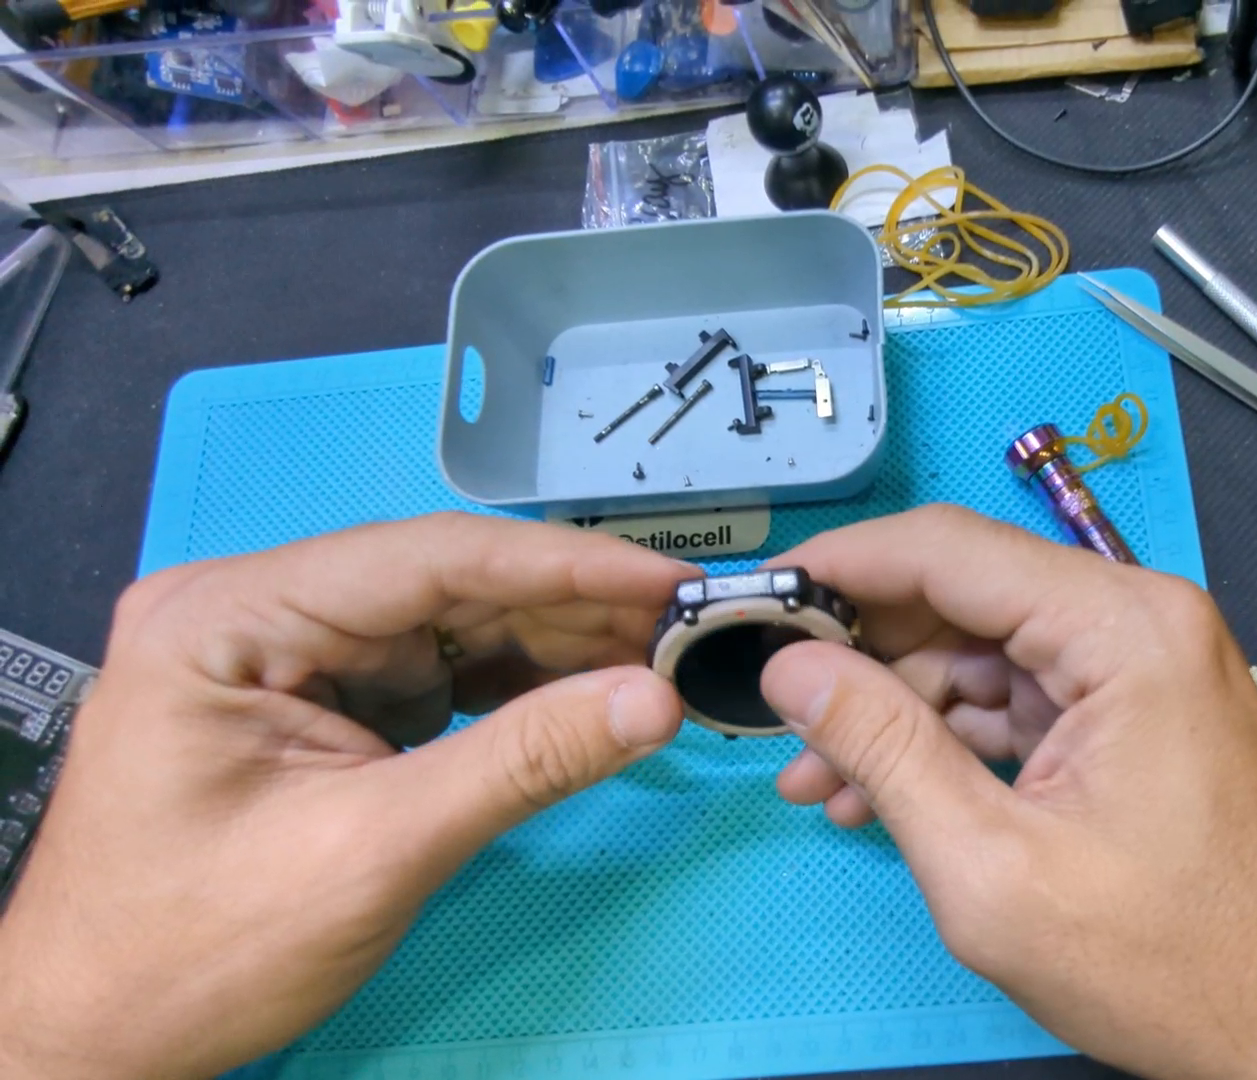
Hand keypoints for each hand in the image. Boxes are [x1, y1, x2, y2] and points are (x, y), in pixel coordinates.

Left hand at [0, 513, 688, 1079]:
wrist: (104, 1042)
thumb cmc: (197, 952)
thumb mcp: (377, 850)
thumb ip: (527, 761)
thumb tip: (660, 701)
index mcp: (240, 615)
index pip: (438, 558)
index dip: (572, 565)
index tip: (674, 581)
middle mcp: (285, 606)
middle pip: (471, 580)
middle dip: (588, 605)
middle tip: (691, 626)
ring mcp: (327, 643)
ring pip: (487, 616)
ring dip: (582, 638)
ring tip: (668, 654)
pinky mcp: (365, 683)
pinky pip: (480, 660)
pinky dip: (552, 676)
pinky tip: (611, 685)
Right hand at [759, 505, 1256, 1079]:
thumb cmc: (1172, 963)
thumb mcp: (994, 869)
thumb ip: (884, 748)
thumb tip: (791, 669)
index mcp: (1120, 624)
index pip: (949, 549)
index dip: (843, 563)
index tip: (760, 594)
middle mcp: (1133, 613)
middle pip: (963, 592)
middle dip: (861, 646)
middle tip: (773, 700)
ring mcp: (1134, 657)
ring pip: (980, 648)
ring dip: (896, 705)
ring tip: (815, 773)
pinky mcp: (1127, 701)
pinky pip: (1016, 693)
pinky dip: (948, 733)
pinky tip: (882, 787)